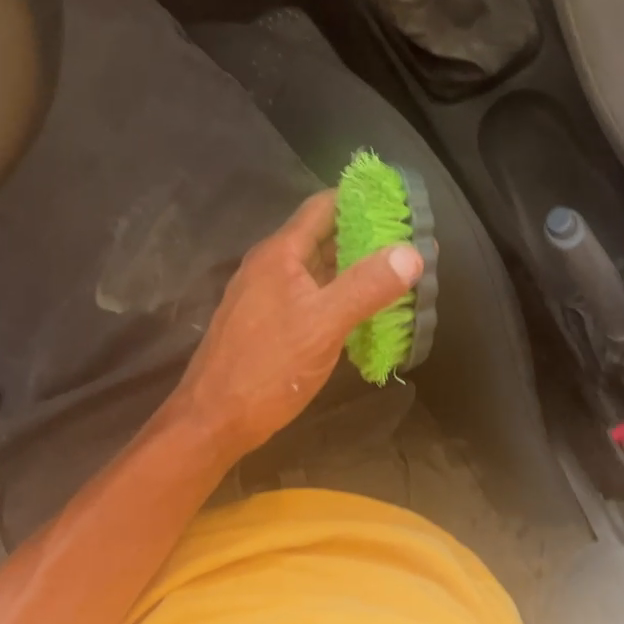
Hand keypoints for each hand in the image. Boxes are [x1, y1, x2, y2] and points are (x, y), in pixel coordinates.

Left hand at [168, 190, 422, 455]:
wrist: (211, 425)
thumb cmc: (267, 368)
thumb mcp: (325, 324)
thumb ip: (368, 285)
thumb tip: (413, 252)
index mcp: (280, 253)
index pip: (324, 206)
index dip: (362, 199)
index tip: (402, 203)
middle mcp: (272, 265)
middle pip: (325, 235)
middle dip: (368, 234)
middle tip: (413, 241)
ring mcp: (269, 294)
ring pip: (321, 266)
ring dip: (358, 265)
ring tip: (401, 271)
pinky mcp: (271, 322)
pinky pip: (314, 293)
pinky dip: (343, 292)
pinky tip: (370, 308)